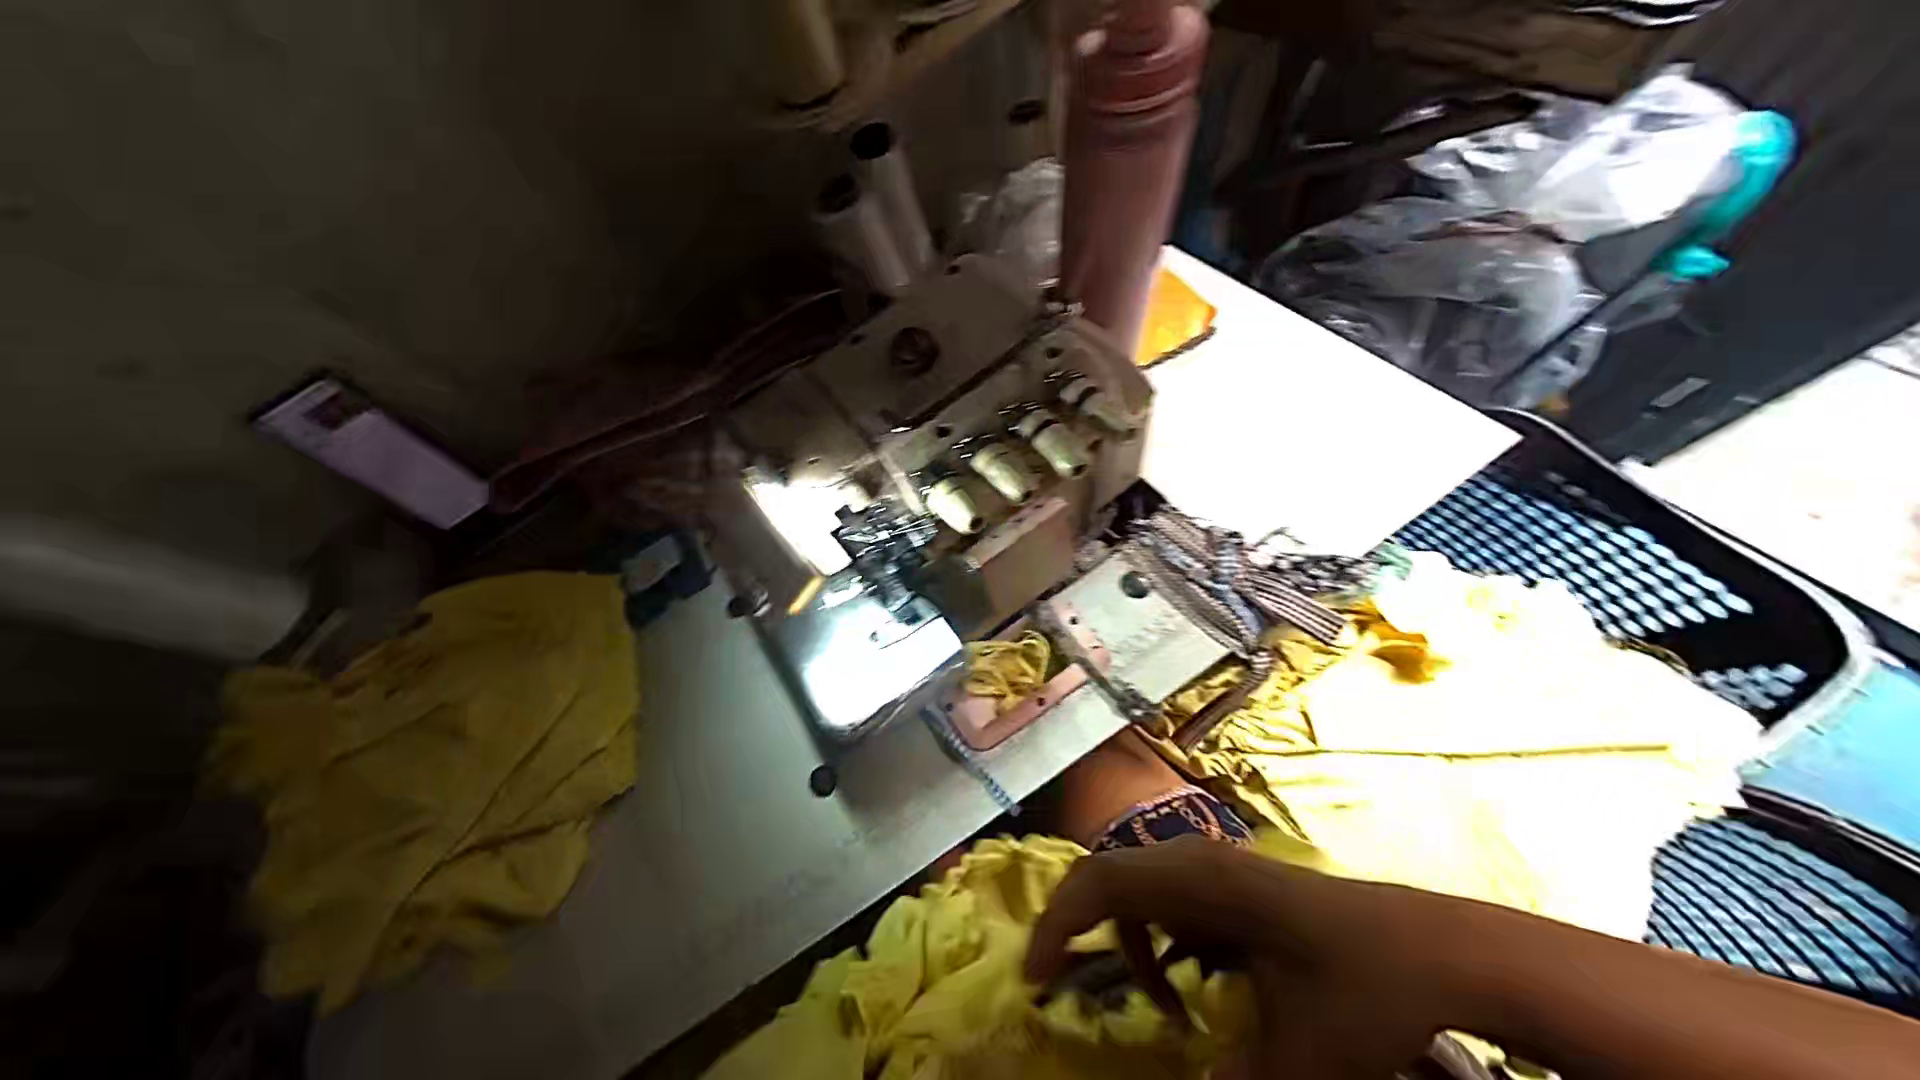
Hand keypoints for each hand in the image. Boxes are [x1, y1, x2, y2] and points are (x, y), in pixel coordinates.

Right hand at [1024, 837, 1484, 1077]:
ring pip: (1138, 887)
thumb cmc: (1364, 991)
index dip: (1057, 924)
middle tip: (1060, 979)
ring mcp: (1217, 866)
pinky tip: (1193, 984)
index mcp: (1199, 883)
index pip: (1100, 884)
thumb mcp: (1296, 1058)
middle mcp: (1198, 861)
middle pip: (1108, 876)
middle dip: (1076, 926)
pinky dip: (1160, 938)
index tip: (1035, 976)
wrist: (1438, 951)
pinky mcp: (1234, 881)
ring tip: (1157, 1004)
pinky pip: (1170, 899)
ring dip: (1126, 938)